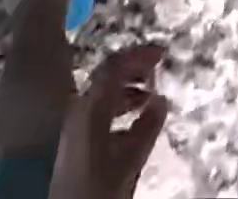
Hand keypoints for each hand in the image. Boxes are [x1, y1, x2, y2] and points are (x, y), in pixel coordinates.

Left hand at [48, 44, 170, 198]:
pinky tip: (134, 119)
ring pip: (104, 94)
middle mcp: (80, 108)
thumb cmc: (97, 188)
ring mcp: (76, 123)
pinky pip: (100, 110)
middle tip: (157, 68)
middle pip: (108, 76)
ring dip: (128, 89)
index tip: (160, 53)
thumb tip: (161, 100)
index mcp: (91, 107)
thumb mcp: (128, 160)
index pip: (115, 67)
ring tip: (150, 95)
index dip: (139, 56)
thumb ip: (147, 128)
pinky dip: (120, 107)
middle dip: (134, 69)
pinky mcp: (76, 139)